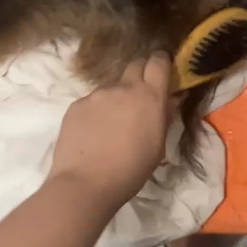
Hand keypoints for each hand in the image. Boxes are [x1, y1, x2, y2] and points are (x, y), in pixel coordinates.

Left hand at [47, 55, 173, 211]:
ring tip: (110, 127)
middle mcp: (124, 88)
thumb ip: (164, 117)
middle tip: (138, 98)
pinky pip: (91, 102)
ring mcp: (98, 94)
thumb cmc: (130, 171)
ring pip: (111, 88)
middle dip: (140, 75)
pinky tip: (92, 135)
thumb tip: (170, 100)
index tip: (161, 71)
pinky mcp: (76, 104)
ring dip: (115, 99)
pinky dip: (95, 113)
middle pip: (135, 65)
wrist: (85, 185)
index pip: (158, 61)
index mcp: (150, 97)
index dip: (160, 62)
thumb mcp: (158, 147)